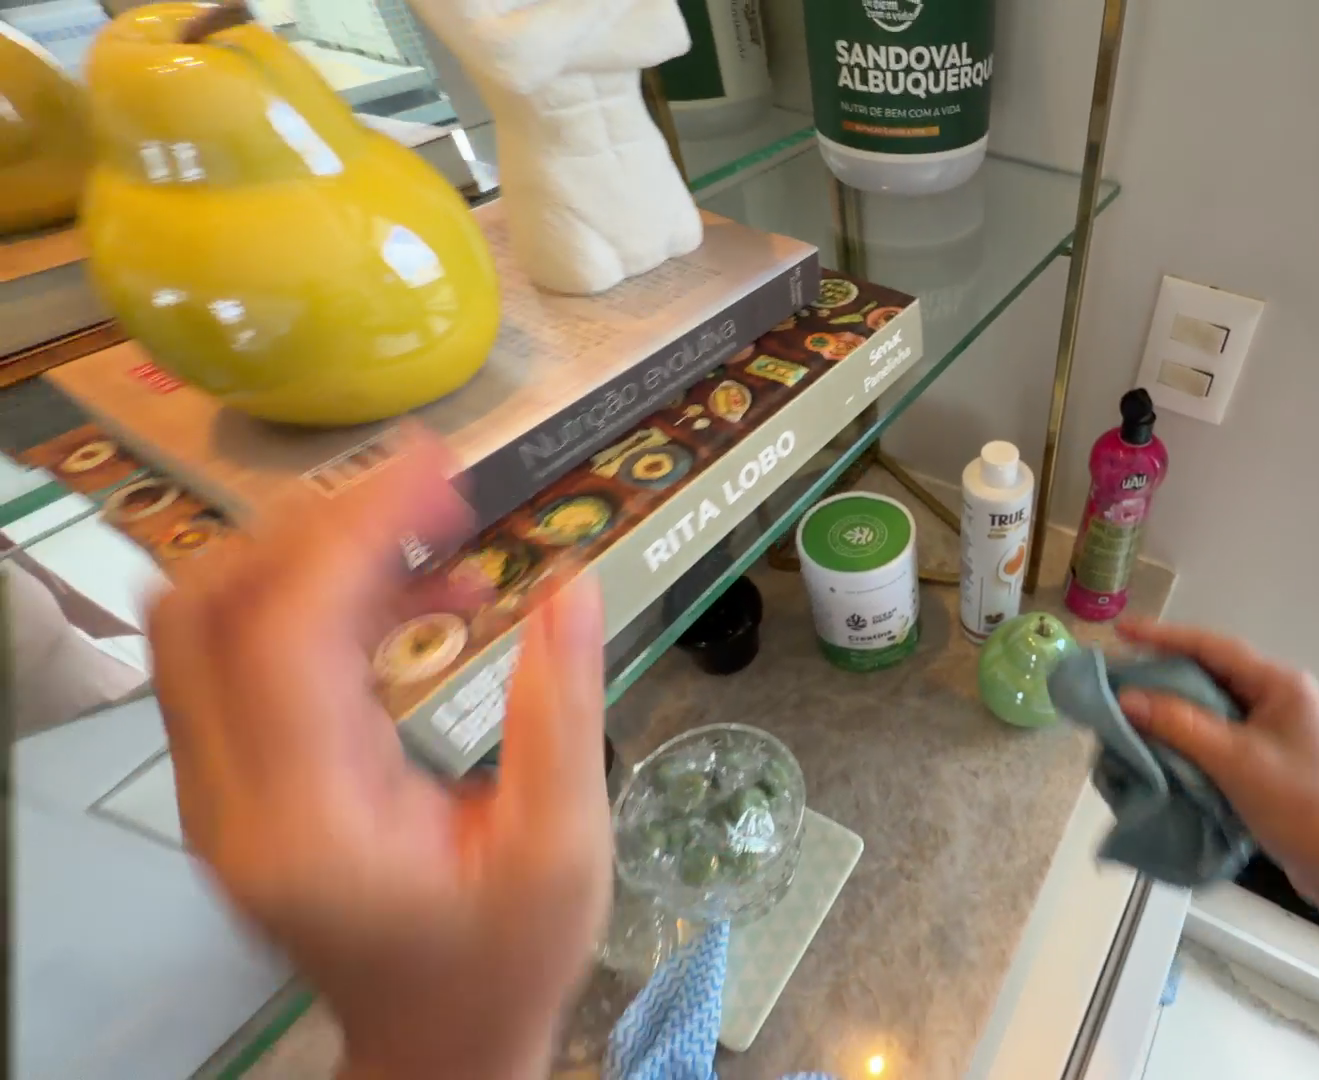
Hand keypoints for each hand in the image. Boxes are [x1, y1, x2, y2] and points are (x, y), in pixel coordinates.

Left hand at [147, 434, 611, 1079]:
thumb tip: (575, 585)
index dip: (355, 529)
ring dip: (322, 551)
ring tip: (439, 527)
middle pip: (214, 608)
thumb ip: (563, 706)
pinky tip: (430, 596)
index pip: (287, 631)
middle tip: (434, 486)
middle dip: (321, 521)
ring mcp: (230, 786)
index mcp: (310, 814)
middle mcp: (236, 792)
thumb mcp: (563, 839)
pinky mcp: (255, 779)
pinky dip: (336, 599)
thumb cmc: (509, 955)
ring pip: (220, 621)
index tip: (440, 467)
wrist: (441, 1042)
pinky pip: (262, 654)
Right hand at [1113, 618, 1318, 908]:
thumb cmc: (1304, 807)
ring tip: (1130, 710)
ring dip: (1173, 709)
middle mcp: (1279, 698)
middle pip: (1210, 674)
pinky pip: (1220, 736)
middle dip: (1163, 675)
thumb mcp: (1236, 760)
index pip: (1211, 646)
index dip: (1162, 636)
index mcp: (1280, 684)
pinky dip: (1189, 738)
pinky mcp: (1271, 761)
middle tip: (1117, 677)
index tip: (1120, 631)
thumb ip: (1178, 724)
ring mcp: (1277, 730)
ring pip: (1213, 707)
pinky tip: (1161, 746)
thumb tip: (1126, 697)